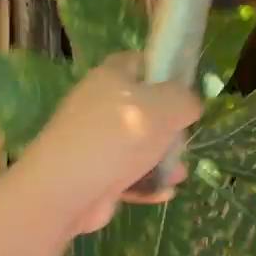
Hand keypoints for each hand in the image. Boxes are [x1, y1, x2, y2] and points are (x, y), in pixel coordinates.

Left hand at [21, 52, 202, 233]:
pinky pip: (125, 174)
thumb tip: (188, 105)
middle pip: (141, 108)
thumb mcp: (165, 107)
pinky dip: (144, 183)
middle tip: (184, 139)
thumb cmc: (118, 137)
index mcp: (110, 76)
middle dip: (167, 127)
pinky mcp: (90, 173)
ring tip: (178, 174)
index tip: (185, 91)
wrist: (68, 189)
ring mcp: (91, 141)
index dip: (164, 71)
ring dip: (161, 160)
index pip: (140, 62)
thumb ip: (184, 99)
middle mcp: (97, 104)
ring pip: (135, 145)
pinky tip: (163, 193)